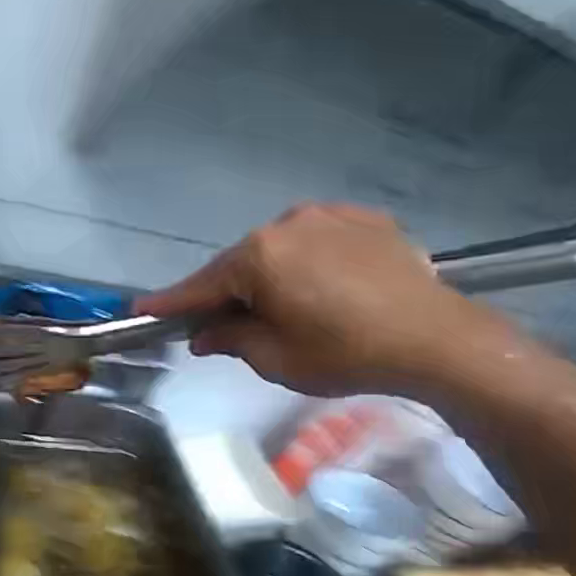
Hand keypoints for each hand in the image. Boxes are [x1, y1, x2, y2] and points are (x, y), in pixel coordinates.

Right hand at [134, 202, 507, 396]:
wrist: (430, 337)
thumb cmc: (345, 354)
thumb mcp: (278, 359)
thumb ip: (233, 340)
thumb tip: (205, 333)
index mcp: (259, 257)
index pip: (203, 284)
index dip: (173, 302)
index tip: (144, 311)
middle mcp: (289, 222)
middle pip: (244, 263)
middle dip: (232, 294)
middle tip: (228, 327)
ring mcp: (331, 215)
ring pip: (284, 248)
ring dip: (275, 276)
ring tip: (290, 310)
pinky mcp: (367, 220)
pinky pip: (322, 240)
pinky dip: (313, 263)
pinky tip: (329, 290)